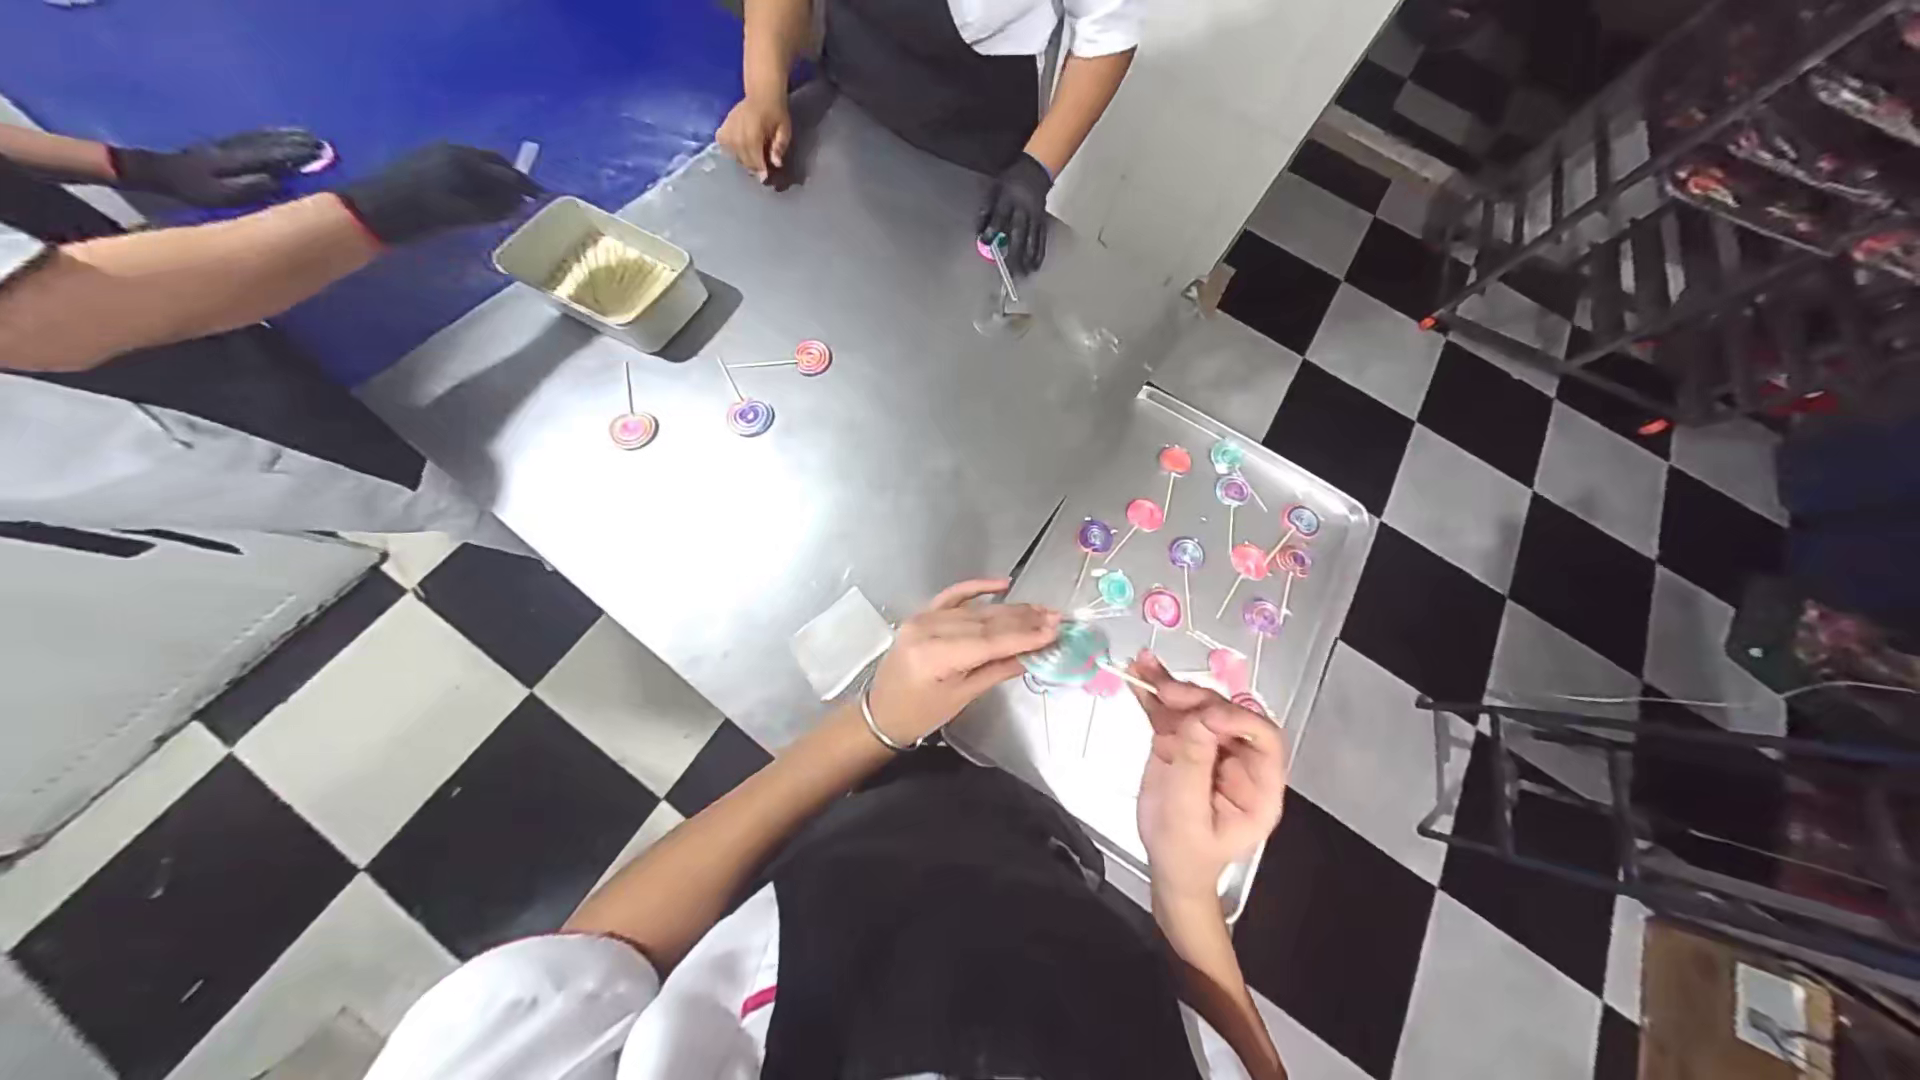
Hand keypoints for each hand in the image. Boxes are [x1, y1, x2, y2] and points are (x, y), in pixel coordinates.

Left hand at [108, 127, 327, 207]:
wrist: (154, 171)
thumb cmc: (191, 189)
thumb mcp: (220, 194)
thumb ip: (250, 187)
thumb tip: (277, 181)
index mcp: (238, 161)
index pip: (274, 156)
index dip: (300, 156)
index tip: (323, 156)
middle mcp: (235, 148)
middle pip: (271, 143)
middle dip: (298, 144)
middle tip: (324, 145)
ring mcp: (227, 144)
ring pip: (262, 137)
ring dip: (286, 136)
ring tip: (308, 136)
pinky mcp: (222, 144)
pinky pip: (252, 137)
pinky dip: (270, 135)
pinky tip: (280, 135)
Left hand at [337, 143, 539, 244]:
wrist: (377, 209)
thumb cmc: (425, 215)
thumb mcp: (466, 216)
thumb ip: (496, 208)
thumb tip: (519, 204)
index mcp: (466, 163)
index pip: (507, 174)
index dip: (526, 187)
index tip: (542, 197)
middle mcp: (454, 151)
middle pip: (494, 160)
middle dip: (513, 176)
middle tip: (528, 193)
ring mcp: (438, 151)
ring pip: (478, 160)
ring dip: (495, 175)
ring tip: (507, 194)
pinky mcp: (427, 158)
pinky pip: (463, 163)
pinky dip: (479, 175)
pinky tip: (481, 190)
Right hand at [717, 94, 792, 182]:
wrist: (762, 94)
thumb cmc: (776, 113)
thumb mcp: (784, 130)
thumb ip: (780, 147)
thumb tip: (776, 164)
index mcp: (753, 130)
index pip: (754, 155)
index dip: (760, 168)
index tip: (765, 177)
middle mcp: (738, 129)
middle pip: (743, 156)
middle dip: (753, 166)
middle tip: (761, 169)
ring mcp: (728, 126)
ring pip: (732, 152)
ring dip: (743, 159)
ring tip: (752, 158)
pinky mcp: (723, 125)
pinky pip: (722, 142)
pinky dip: (728, 149)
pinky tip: (738, 149)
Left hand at [866, 579, 1060, 745]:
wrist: (881, 712)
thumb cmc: (920, 713)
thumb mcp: (962, 697)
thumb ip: (998, 670)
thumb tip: (1034, 654)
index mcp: (934, 656)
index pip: (989, 641)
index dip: (1024, 634)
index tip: (1054, 629)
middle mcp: (927, 630)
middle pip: (985, 621)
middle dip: (1024, 620)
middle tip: (1056, 617)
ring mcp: (923, 619)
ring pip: (975, 610)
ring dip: (1010, 609)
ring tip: (1041, 609)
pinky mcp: (922, 615)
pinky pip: (953, 596)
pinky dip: (978, 588)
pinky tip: (1002, 583)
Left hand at [976, 152, 1051, 275]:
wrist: (1035, 171)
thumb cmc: (1010, 182)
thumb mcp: (994, 189)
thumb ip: (987, 210)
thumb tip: (980, 233)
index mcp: (1008, 200)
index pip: (1000, 217)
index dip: (992, 230)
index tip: (986, 243)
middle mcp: (1023, 210)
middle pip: (1019, 234)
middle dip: (1015, 254)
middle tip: (1010, 272)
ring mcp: (1035, 216)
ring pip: (1032, 239)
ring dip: (1028, 258)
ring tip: (1025, 274)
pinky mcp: (1043, 221)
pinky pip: (1042, 239)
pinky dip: (1039, 253)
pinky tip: (1035, 266)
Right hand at [1130, 652, 1287, 903]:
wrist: (1166, 865)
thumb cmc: (1184, 851)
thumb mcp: (1188, 814)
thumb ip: (1194, 763)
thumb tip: (1200, 717)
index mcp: (1258, 784)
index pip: (1262, 737)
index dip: (1237, 719)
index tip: (1203, 715)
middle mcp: (1237, 758)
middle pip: (1225, 713)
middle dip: (1195, 698)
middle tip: (1164, 690)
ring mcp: (1208, 746)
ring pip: (1195, 706)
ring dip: (1169, 684)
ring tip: (1144, 666)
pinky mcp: (1181, 741)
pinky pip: (1171, 713)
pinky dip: (1153, 694)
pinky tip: (1138, 673)